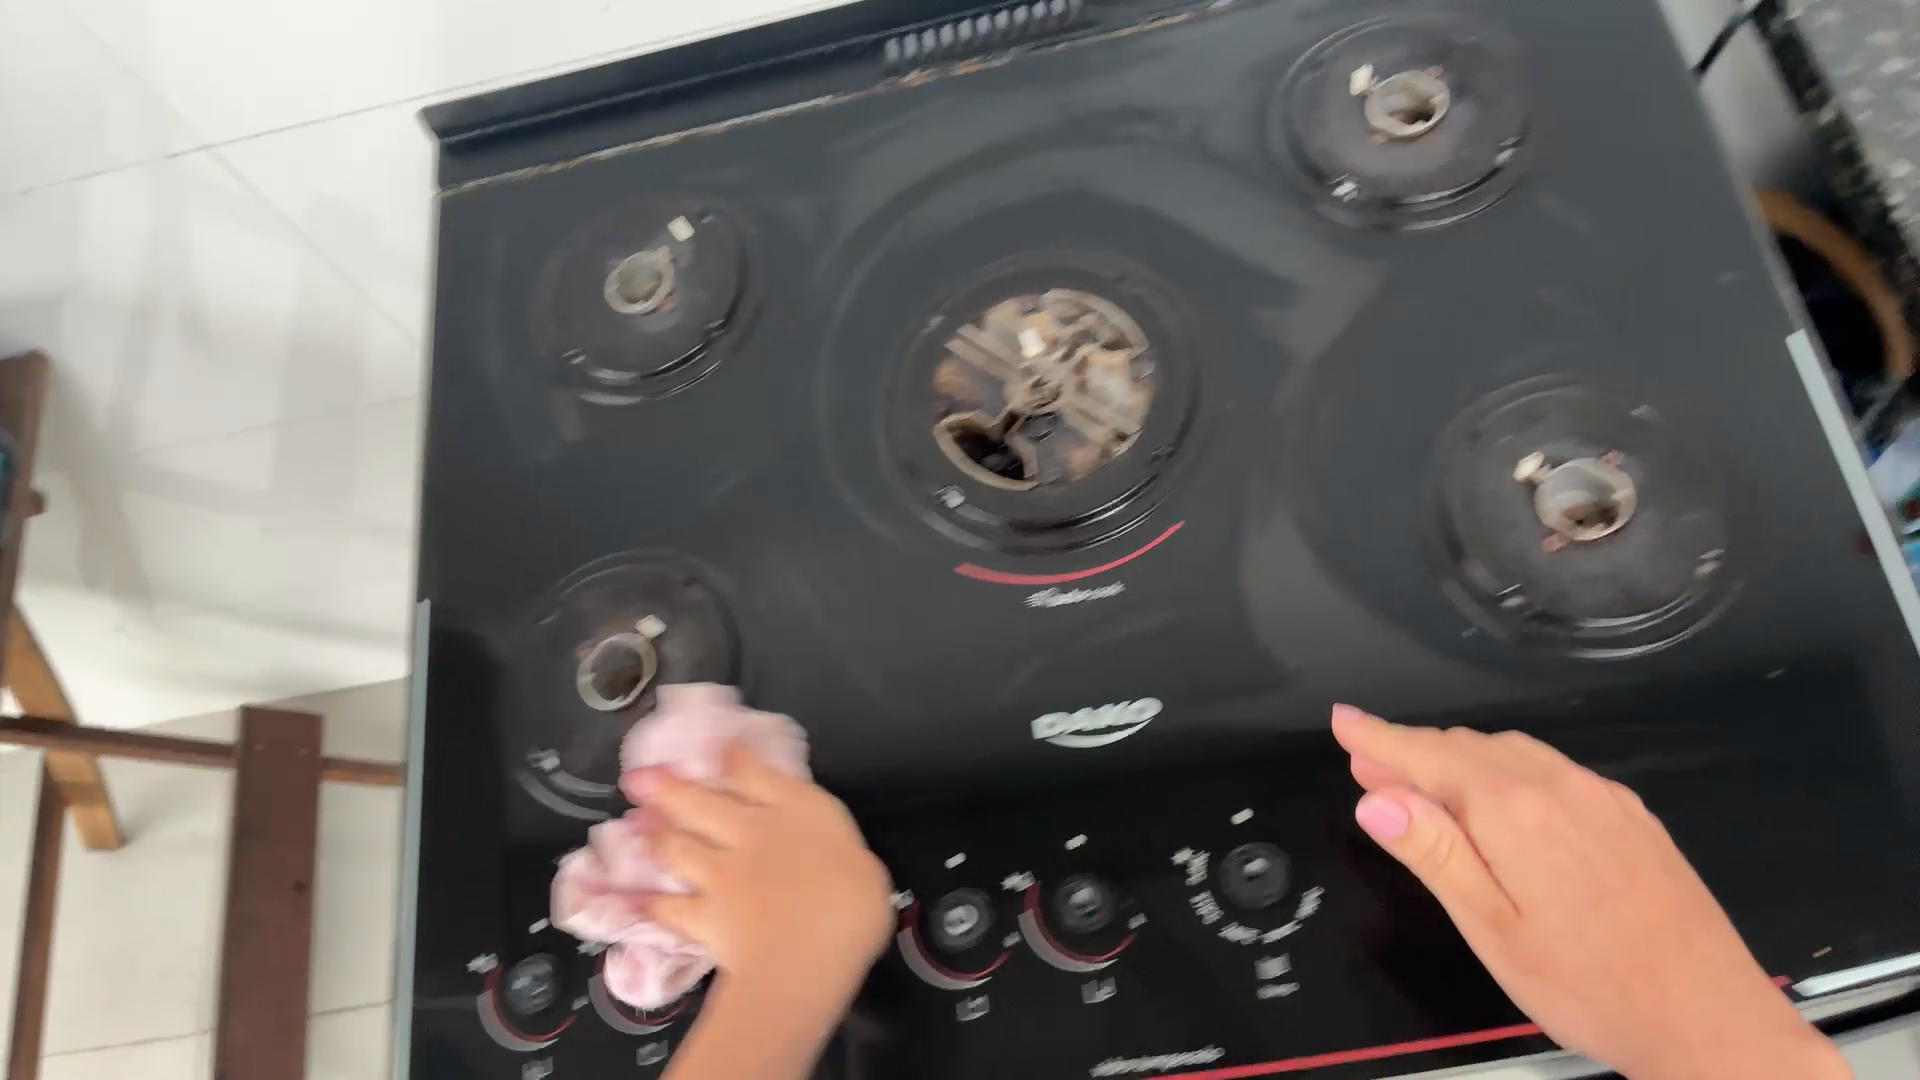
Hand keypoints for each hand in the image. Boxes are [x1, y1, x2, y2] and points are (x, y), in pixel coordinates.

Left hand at [636, 746, 892, 1014]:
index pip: (760, 772)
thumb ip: (839, 853)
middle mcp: (752, 831)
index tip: (718, 746)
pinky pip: (669, 908)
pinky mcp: (702, 915)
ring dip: (656, 835)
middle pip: (705, 802)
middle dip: (671, 786)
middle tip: (640, 776)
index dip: (735, 757)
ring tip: (635, 823)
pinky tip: (634, 899)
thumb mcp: (864, 866)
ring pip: (680, 846)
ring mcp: (722, 873)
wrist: (803, 956)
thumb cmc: (850, 905)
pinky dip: (650, 903)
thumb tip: (834, 856)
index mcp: (798, 810)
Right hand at [1331, 705, 1848, 1079]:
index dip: (1377, 736)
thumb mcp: (1492, 928)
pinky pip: (1546, 768)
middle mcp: (1558, 785)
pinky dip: (1499, 767)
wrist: (1723, 1031)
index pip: (1426, 755)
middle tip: (1366, 769)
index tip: (1340, 718)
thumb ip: (1432, 853)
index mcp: (1514, 810)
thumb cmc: (1588, 985)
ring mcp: (1600, 796)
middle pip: (1462, 747)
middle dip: (1409, 751)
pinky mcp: (1630, 814)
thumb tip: (1374, 798)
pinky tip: (1494, 798)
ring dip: (1452, 757)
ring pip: (1505, 752)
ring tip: (1419, 783)